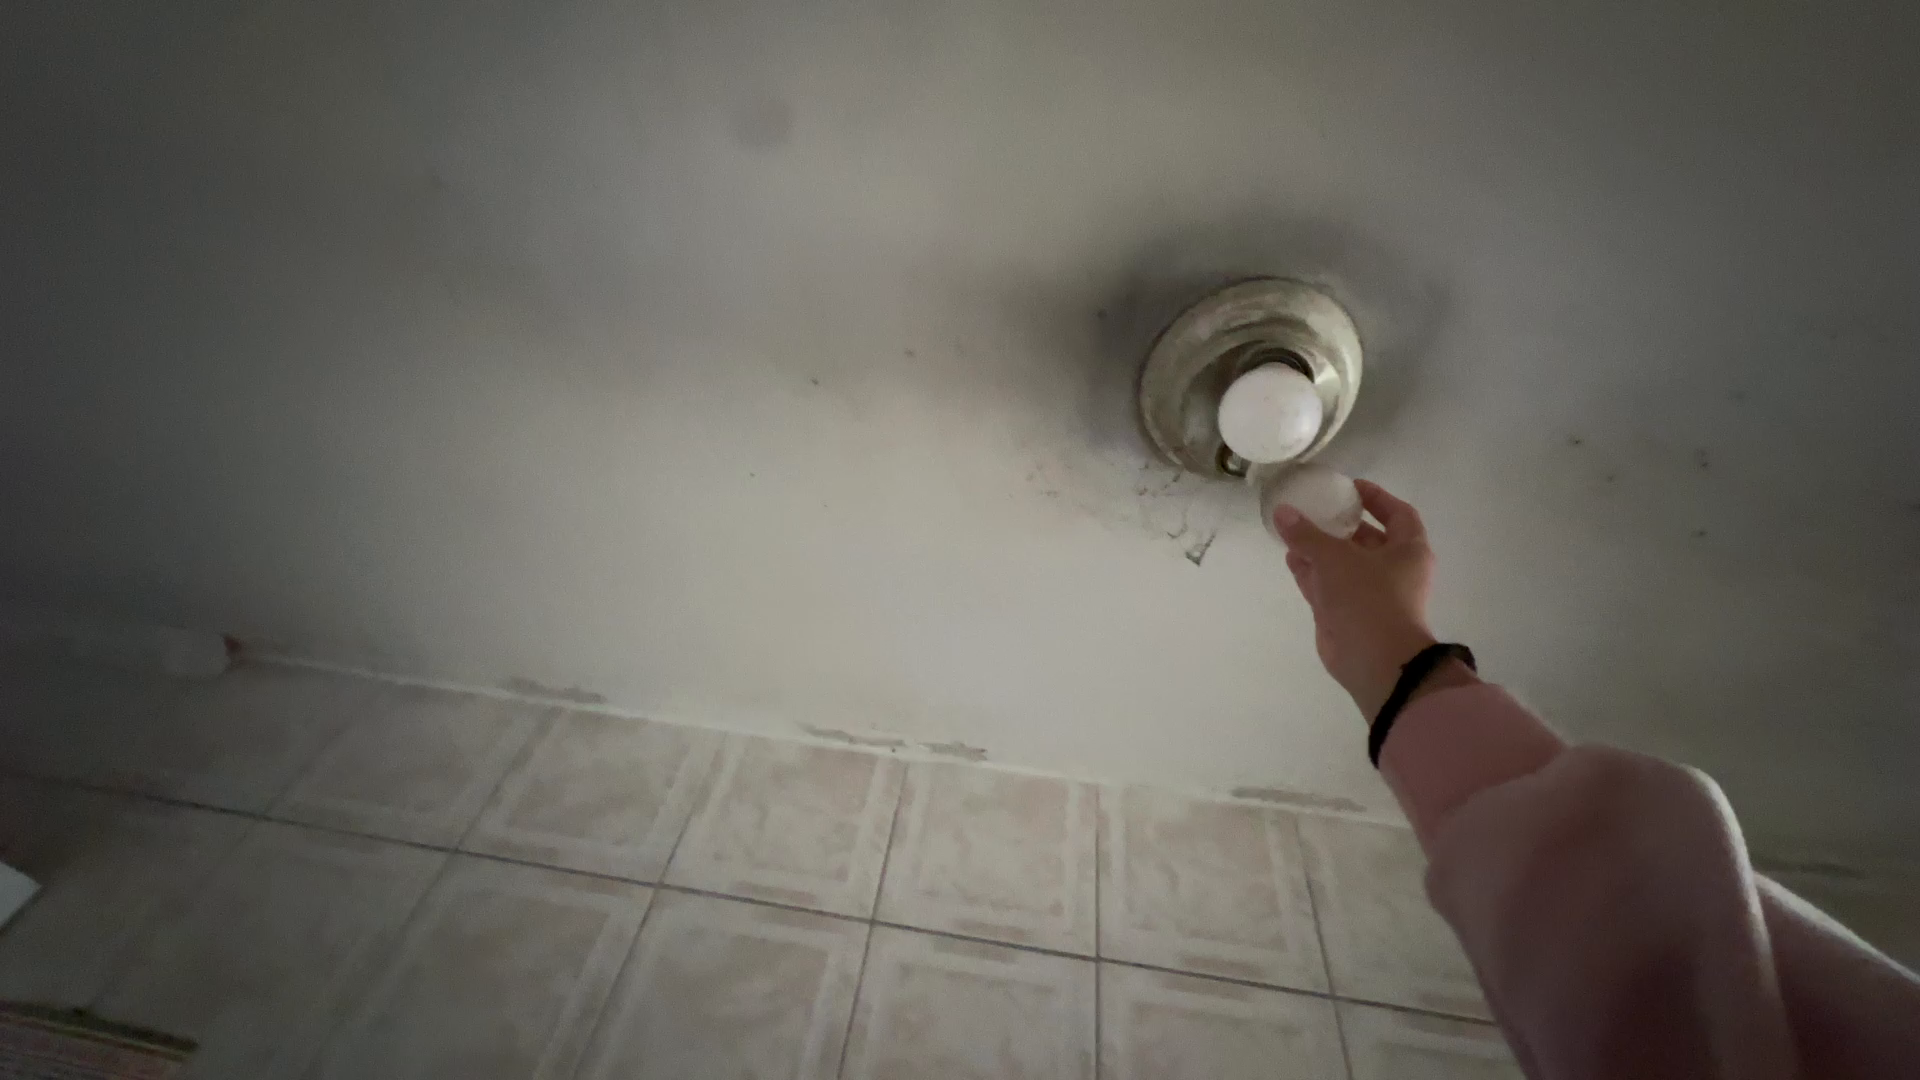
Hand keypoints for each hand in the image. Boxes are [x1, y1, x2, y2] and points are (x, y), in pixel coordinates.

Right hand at [1272, 480, 1466, 718]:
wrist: (1374, 660)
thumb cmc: (1368, 599)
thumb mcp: (1336, 558)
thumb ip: (1307, 534)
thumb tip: (1282, 511)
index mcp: (1408, 551)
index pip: (1398, 514)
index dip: (1376, 497)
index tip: (1349, 487)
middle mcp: (1392, 570)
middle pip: (1367, 538)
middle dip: (1340, 524)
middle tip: (1314, 508)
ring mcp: (1368, 593)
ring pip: (1342, 562)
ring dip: (1320, 547)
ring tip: (1293, 529)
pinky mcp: (1346, 612)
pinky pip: (1327, 583)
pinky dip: (1310, 570)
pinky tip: (1290, 556)